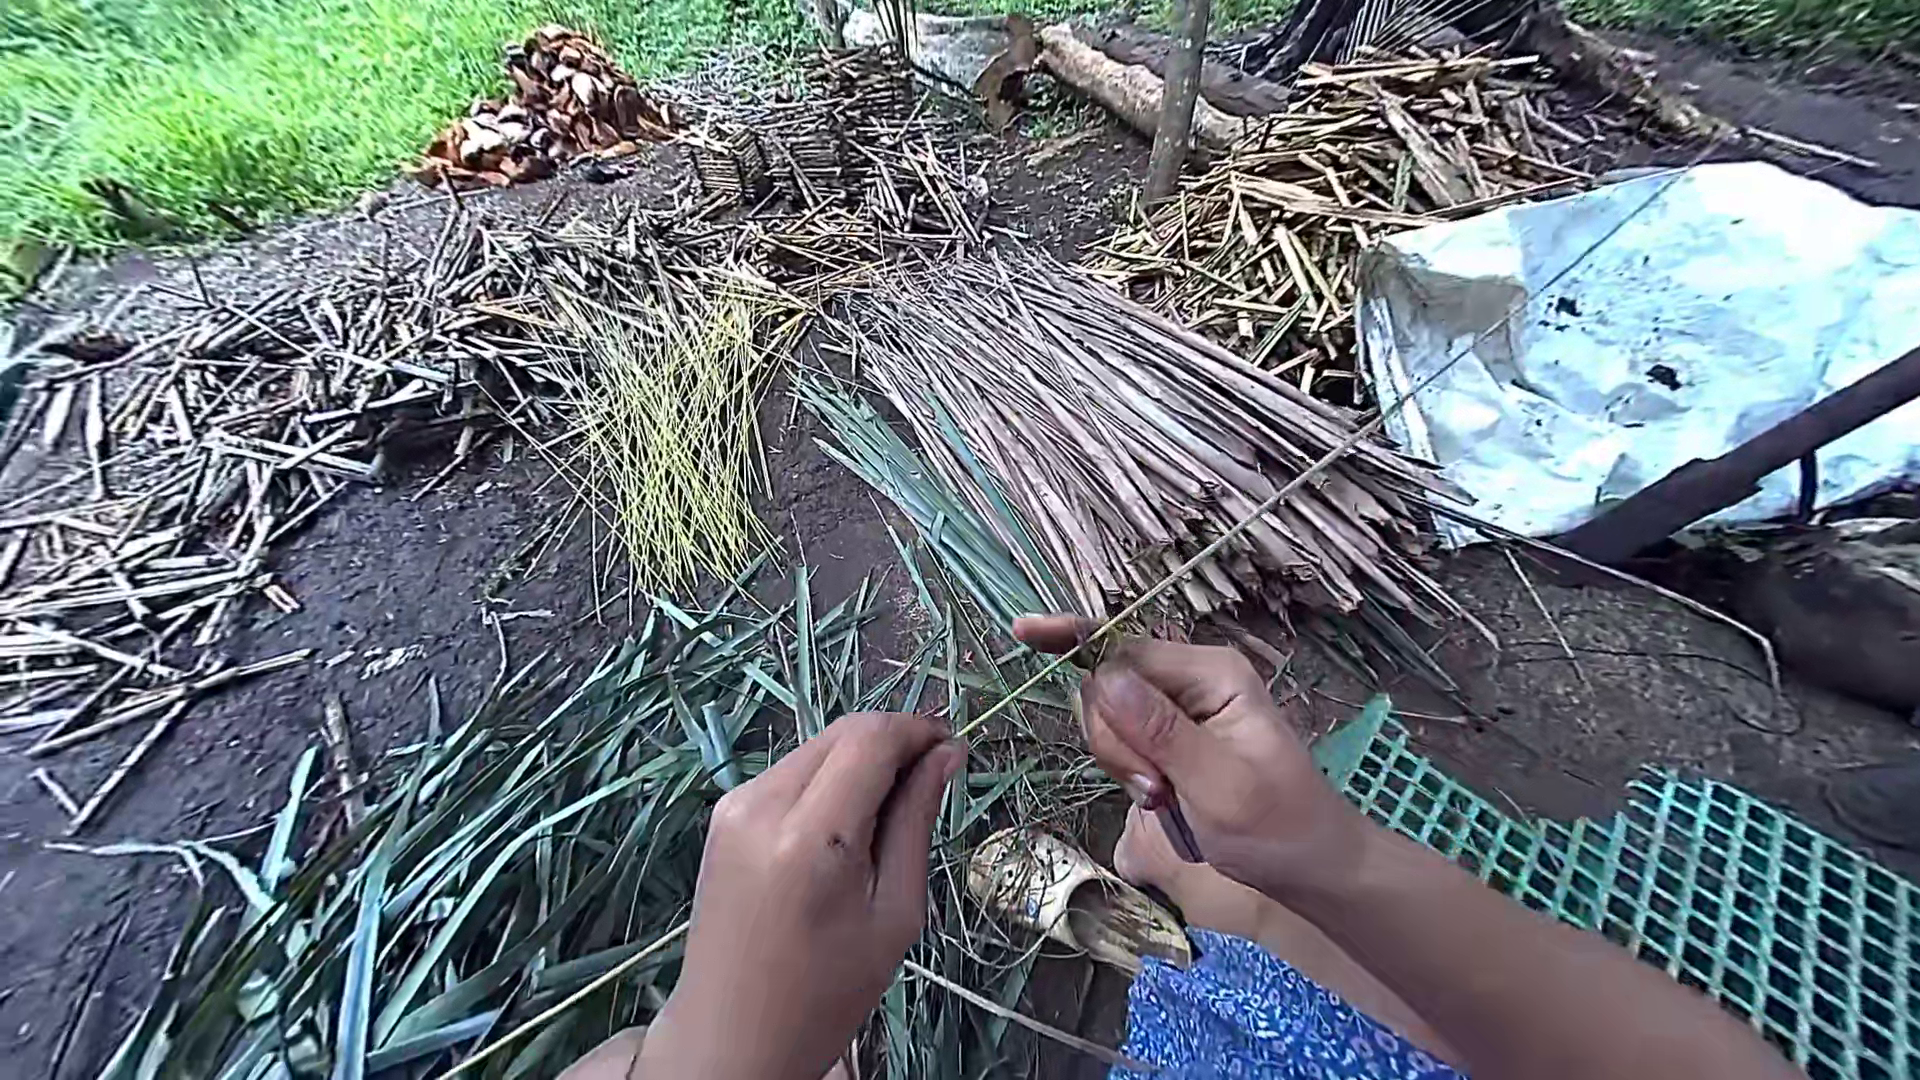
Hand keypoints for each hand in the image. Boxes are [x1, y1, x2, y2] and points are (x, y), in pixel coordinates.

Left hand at [640, 712, 965, 1079]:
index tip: (949, 746)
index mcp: (809, 837)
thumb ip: (918, 817)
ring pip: (822, 743)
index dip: (917, 729)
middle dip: (895, 738)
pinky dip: (832, 773)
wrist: (728, 1042)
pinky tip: (845, 816)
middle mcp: (763, 803)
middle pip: (846, 731)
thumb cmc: (827, 992)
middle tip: (929, 773)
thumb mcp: (895, 910)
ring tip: (887, 804)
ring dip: (864, 756)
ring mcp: (736, 802)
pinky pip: (795, 766)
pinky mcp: (726, 809)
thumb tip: (947, 752)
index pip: (871, 738)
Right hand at [1013, 615, 1366, 898]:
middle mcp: (1187, 674)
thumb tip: (1103, 678)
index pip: (1124, 651)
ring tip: (1162, 794)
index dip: (1073, 642)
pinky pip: (1116, 732)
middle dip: (1115, 738)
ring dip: (1120, 756)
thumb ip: (1161, 730)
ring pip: (1105, 709)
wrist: (1306, 865)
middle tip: (1154, 788)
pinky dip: (1124, 765)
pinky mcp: (1162, 727)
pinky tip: (1156, 792)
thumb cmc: (1277, 827)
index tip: (1023, 631)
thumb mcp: (1221, 785)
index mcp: (1210, 671)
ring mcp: (1173, 700)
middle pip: (1107, 682)